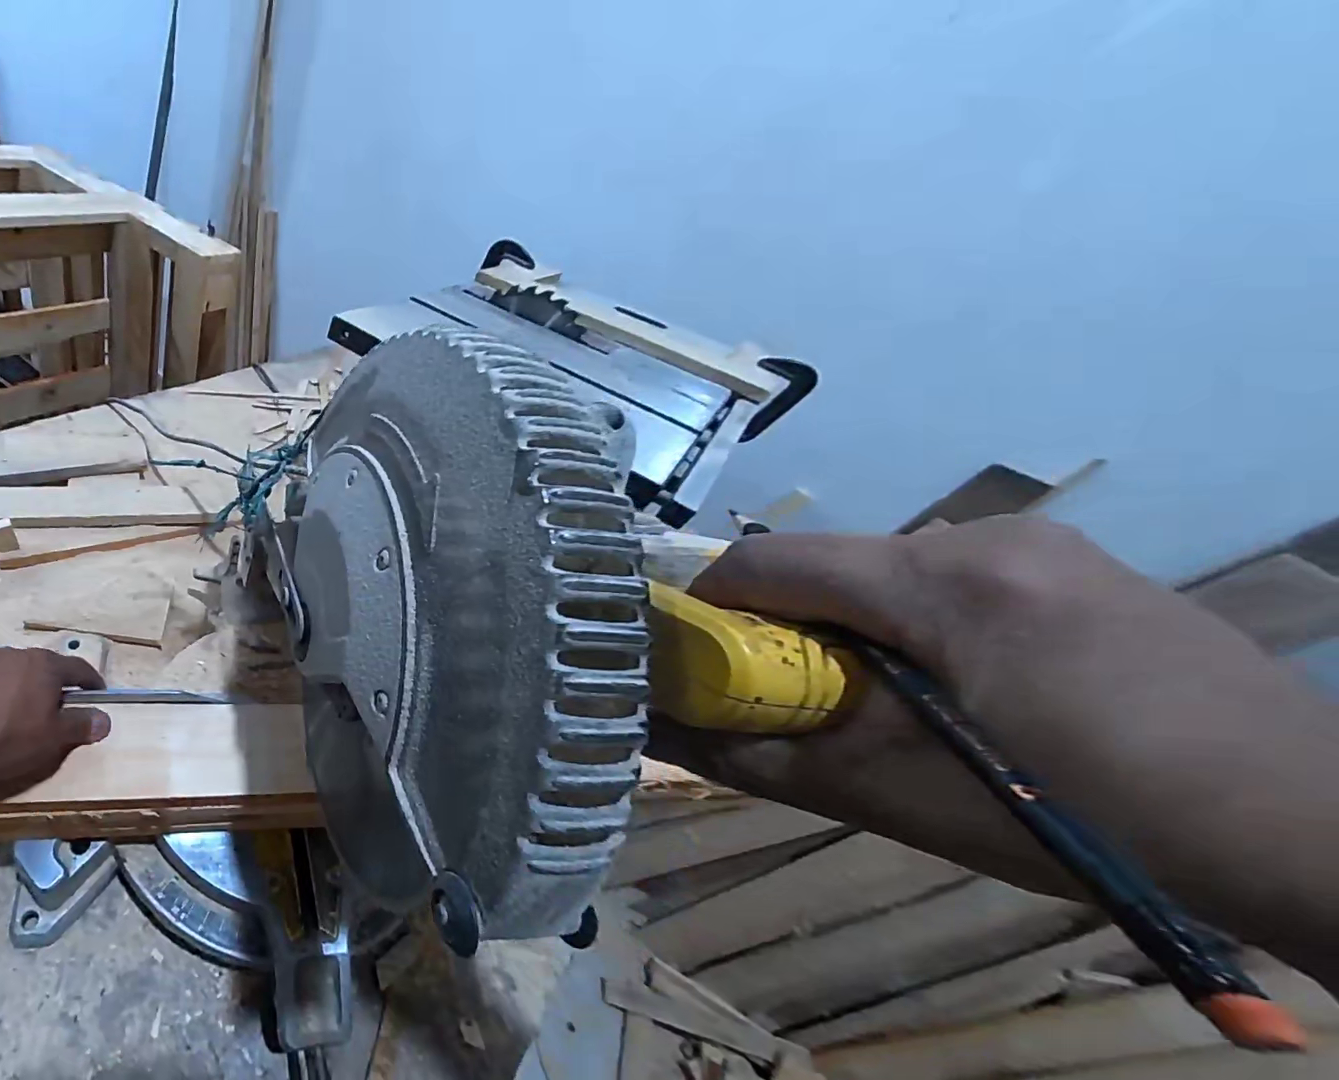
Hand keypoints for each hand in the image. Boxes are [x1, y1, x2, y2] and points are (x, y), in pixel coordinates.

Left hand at [0, 647, 109, 800]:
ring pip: (11, 673)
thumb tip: (105, 719)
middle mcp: (16, 654)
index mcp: (45, 665)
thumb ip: (80, 726)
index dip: (92, 684)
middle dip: (52, 688)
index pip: (80, 669)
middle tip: (52, 713)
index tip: (96, 697)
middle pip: (44, 669)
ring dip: (18, 690)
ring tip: (11, 718)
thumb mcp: (49, 740)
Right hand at [645, 517, 1338, 981]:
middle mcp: (982, 537)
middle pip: (824, 563)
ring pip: (879, 567)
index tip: (698, 658)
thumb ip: (759, 759)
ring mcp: (1036, 543)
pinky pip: (939, 576)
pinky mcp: (1070, 564)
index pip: (770, 560)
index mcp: (940, 580)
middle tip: (781, 693)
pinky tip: (939, 681)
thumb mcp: (893, 798)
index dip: (711, 605)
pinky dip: (902, 619)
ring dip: (842, 622)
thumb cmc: (1088, 823)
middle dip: (780, 622)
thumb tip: (656, 733)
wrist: (1326, 838)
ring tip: (865, 696)